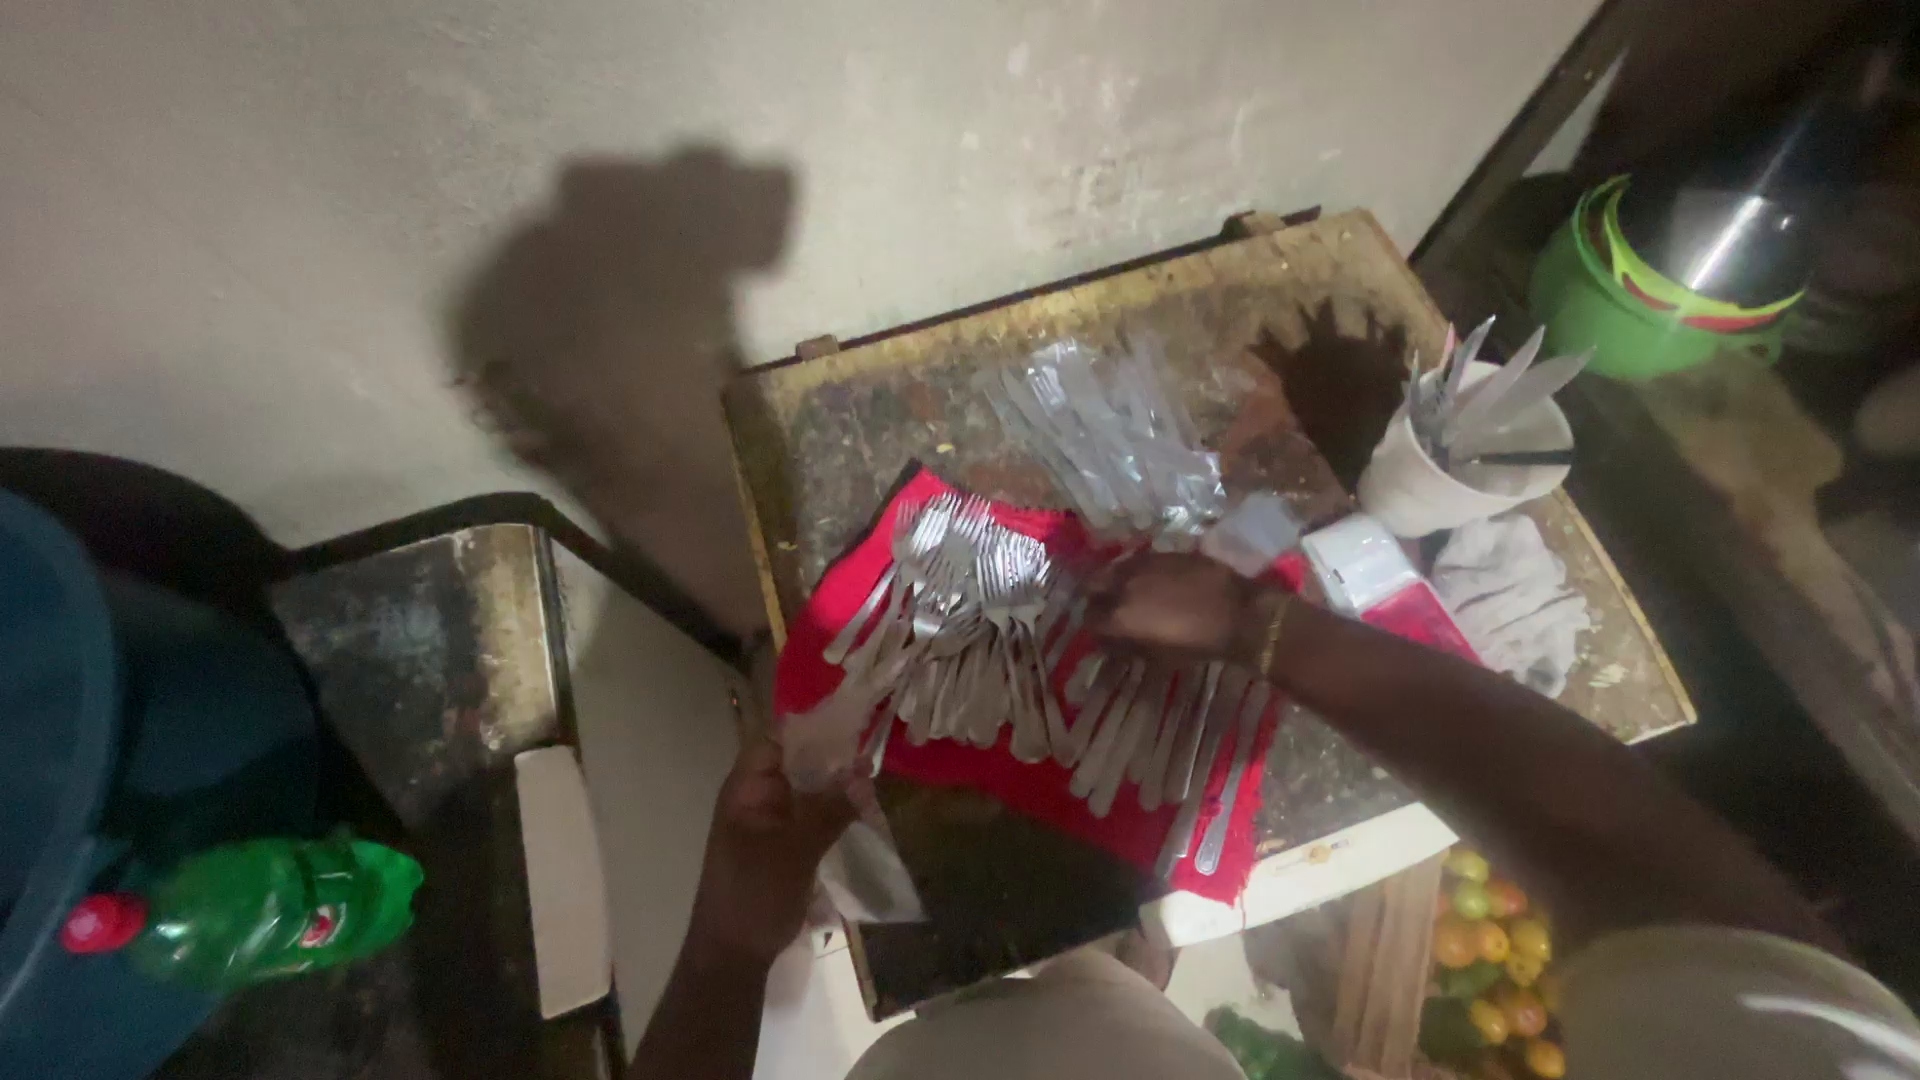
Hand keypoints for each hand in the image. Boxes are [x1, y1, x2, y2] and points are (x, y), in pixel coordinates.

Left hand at [686, 738, 854, 969]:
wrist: (731, 958)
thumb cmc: (754, 896)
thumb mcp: (796, 850)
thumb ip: (830, 810)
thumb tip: (864, 773)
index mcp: (746, 790)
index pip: (775, 740)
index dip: (809, 728)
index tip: (847, 721)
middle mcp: (756, 797)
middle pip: (794, 761)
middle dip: (829, 755)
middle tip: (869, 748)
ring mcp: (768, 821)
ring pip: (805, 788)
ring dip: (834, 783)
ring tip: (871, 775)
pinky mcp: (782, 843)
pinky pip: (809, 813)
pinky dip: (831, 808)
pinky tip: (861, 807)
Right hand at [1084, 551, 1260, 664]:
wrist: (1238, 613)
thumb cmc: (1197, 643)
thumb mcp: (1157, 657)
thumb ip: (1127, 648)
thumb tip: (1110, 643)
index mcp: (1119, 617)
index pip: (1088, 619)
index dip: (1094, 628)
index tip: (1103, 633)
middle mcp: (1122, 586)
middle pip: (1092, 586)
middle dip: (1096, 597)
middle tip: (1109, 607)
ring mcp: (1140, 564)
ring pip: (1112, 569)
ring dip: (1113, 581)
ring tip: (1128, 592)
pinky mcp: (1160, 553)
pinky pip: (1135, 561)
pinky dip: (1134, 572)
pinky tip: (1149, 581)